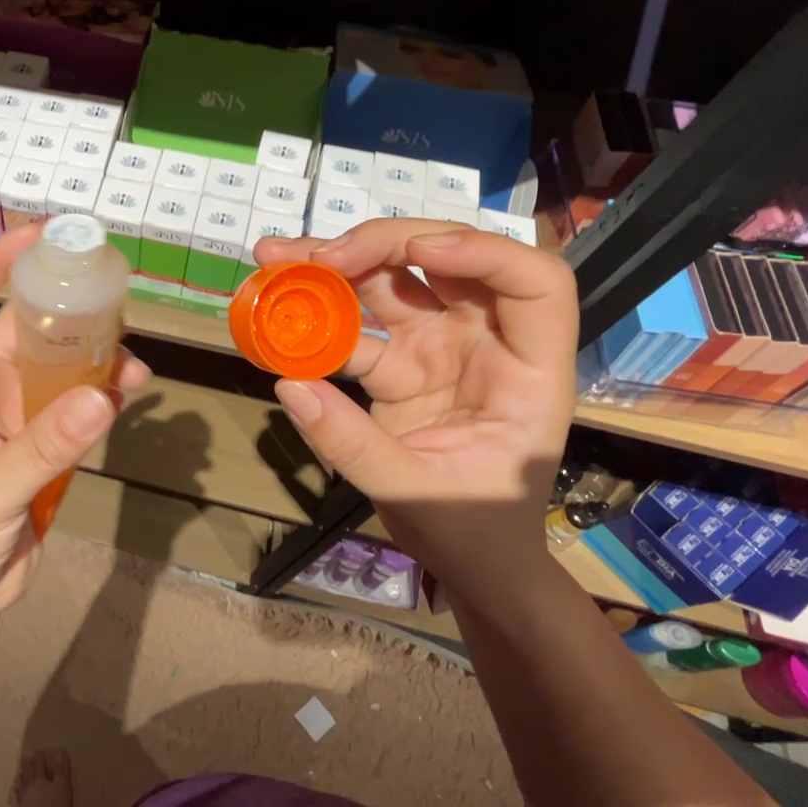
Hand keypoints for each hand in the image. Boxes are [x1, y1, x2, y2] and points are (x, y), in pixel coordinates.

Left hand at [0, 224, 151, 630]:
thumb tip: (106, 393)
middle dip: (64, 299)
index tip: (42, 236)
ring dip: (95, 348)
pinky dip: (107, 390)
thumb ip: (45, 445)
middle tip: (110, 280)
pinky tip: (134, 386)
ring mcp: (18, 413)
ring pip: (61, 360)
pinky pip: (81, 402)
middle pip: (26, 322)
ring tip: (132, 348)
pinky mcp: (46, 443)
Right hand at [255, 220, 577, 599]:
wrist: (471, 561)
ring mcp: (441, 348)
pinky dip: (316, 315)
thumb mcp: (414, 493)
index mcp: (527, 370)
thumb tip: (288, 384)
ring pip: (395, 280)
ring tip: (276, 256)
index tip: (415, 251)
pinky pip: (358, 326)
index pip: (532, 282)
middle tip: (317, 256)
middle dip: (381, 245)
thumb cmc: (474, 531)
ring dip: (337, 265)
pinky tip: (276, 308)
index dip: (480, 251)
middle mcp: (487, 342)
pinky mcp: (402, 364)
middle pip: (448, 261)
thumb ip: (351, 442)